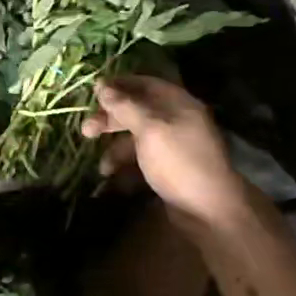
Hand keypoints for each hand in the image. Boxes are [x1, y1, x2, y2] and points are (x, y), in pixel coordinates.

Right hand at [81, 75, 254, 228]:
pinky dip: (126, 165)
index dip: (119, 85)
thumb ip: (125, 106)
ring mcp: (173, 145)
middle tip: (86, 129)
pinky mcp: (169, 168)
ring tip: (103, 166)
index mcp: (178, 104)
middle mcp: (176, 120)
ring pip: (136, 137)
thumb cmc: (179, 162)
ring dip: (115, 147)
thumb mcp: (150, 129)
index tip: (93, 93)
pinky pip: (142, 159)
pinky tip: (114, 178)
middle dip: (110, 119)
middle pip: (138, 110)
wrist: (209, 211)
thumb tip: (101, 84)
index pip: (145, 83)